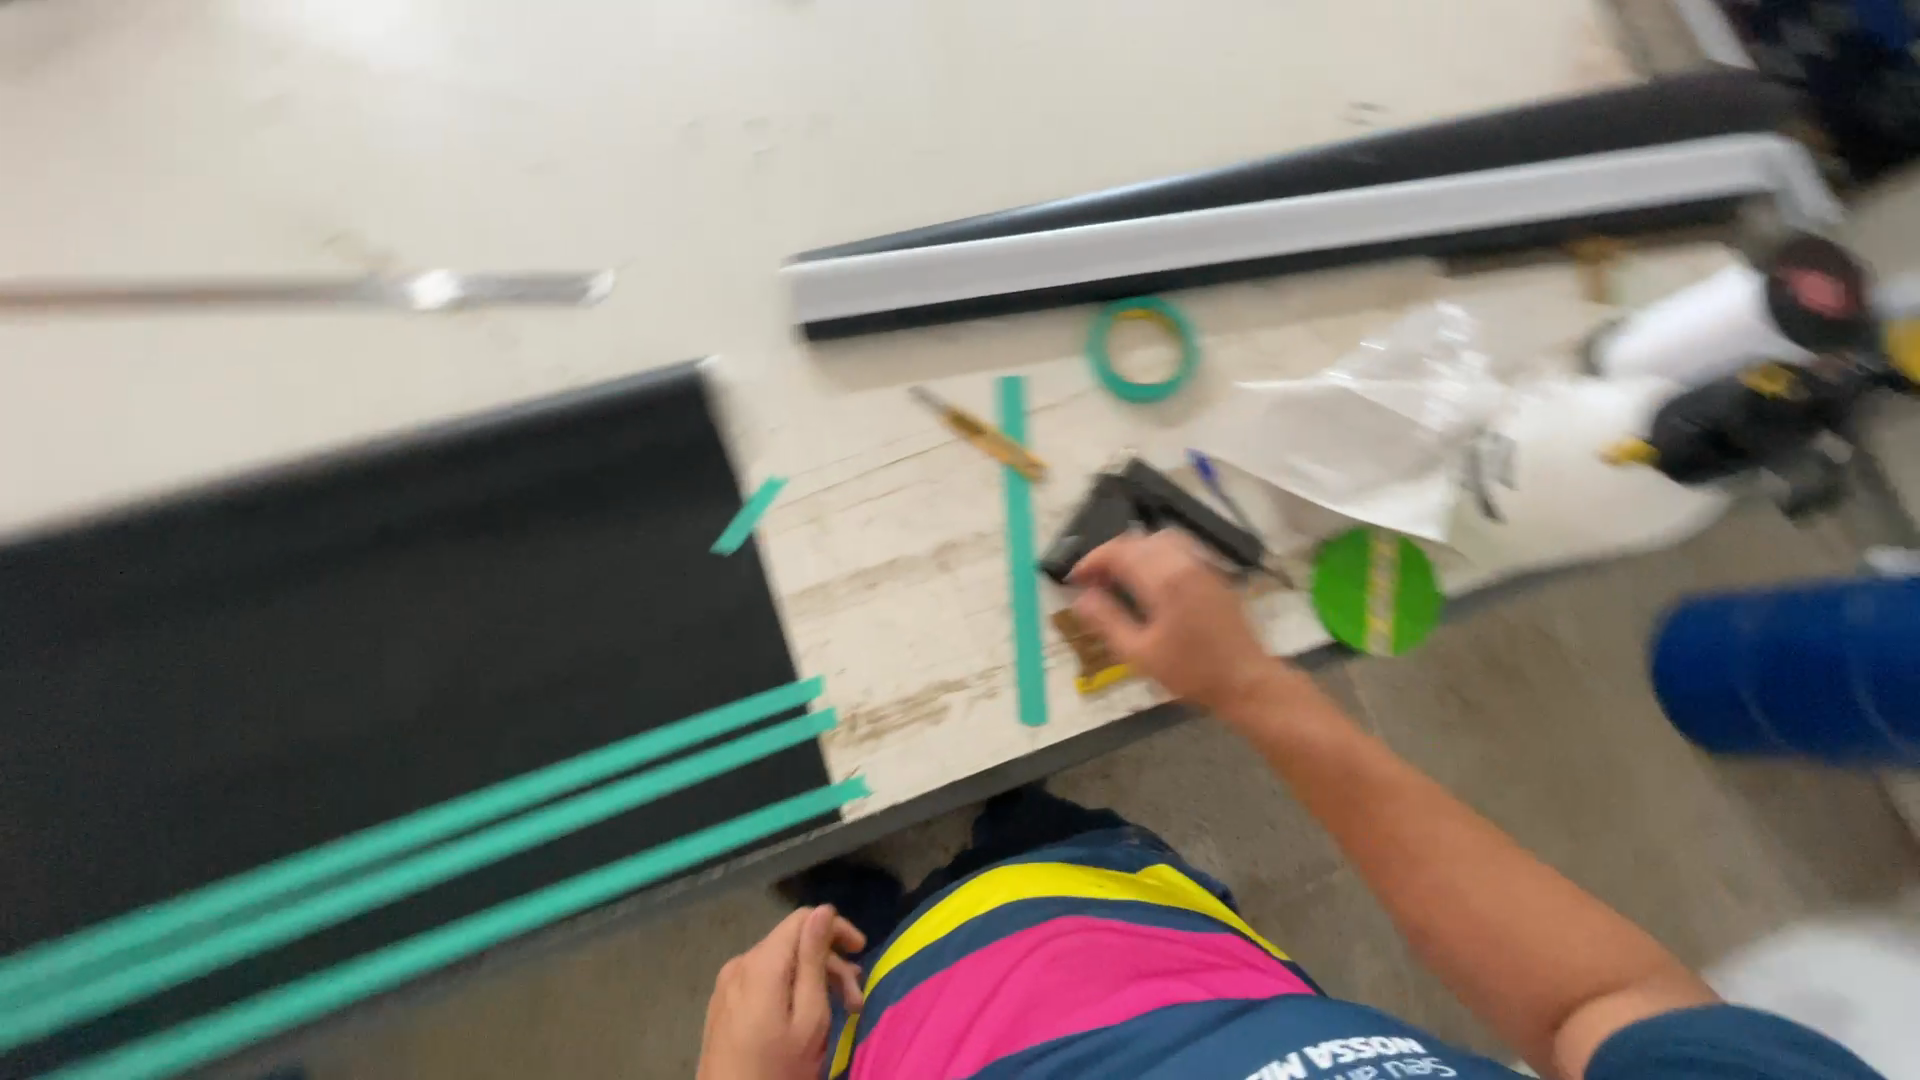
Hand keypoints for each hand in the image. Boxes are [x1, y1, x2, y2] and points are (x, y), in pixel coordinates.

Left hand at [697, 905, 867, 1079]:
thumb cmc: (776, 1072)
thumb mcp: (809, 1019)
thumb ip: (814, 960)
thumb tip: (823, 910)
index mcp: (761, 963)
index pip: (803, 918)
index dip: (835, 927)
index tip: (861, 952)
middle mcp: (740, 963)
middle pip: (793, 943)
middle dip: (829, 964)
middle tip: (855, 1000)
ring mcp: (727, 984)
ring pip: (780, 963)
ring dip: (812, 979)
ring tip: (839, 1011)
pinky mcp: (723, 1004)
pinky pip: (763, 980)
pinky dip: (789, 989)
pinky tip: (805, 1014)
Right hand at [1069, 531, 1291, 714]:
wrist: (1246, 681)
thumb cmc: (1191, 672)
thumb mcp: (1139, 653)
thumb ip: (1107, 620)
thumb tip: (1081, 598)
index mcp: (1163, 580)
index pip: (1118, 552)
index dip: (1091, 561)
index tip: (1074, 579)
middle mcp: (1183, 563)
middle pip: (1138, 541)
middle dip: (1109, 555)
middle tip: (1093, 581)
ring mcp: (1202, 566)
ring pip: (1160, 540)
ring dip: (1133, 551)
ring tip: (1119, 577)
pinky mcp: (1214, 575)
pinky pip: (1179, 549)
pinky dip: (1155, 554)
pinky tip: (1149, 581)